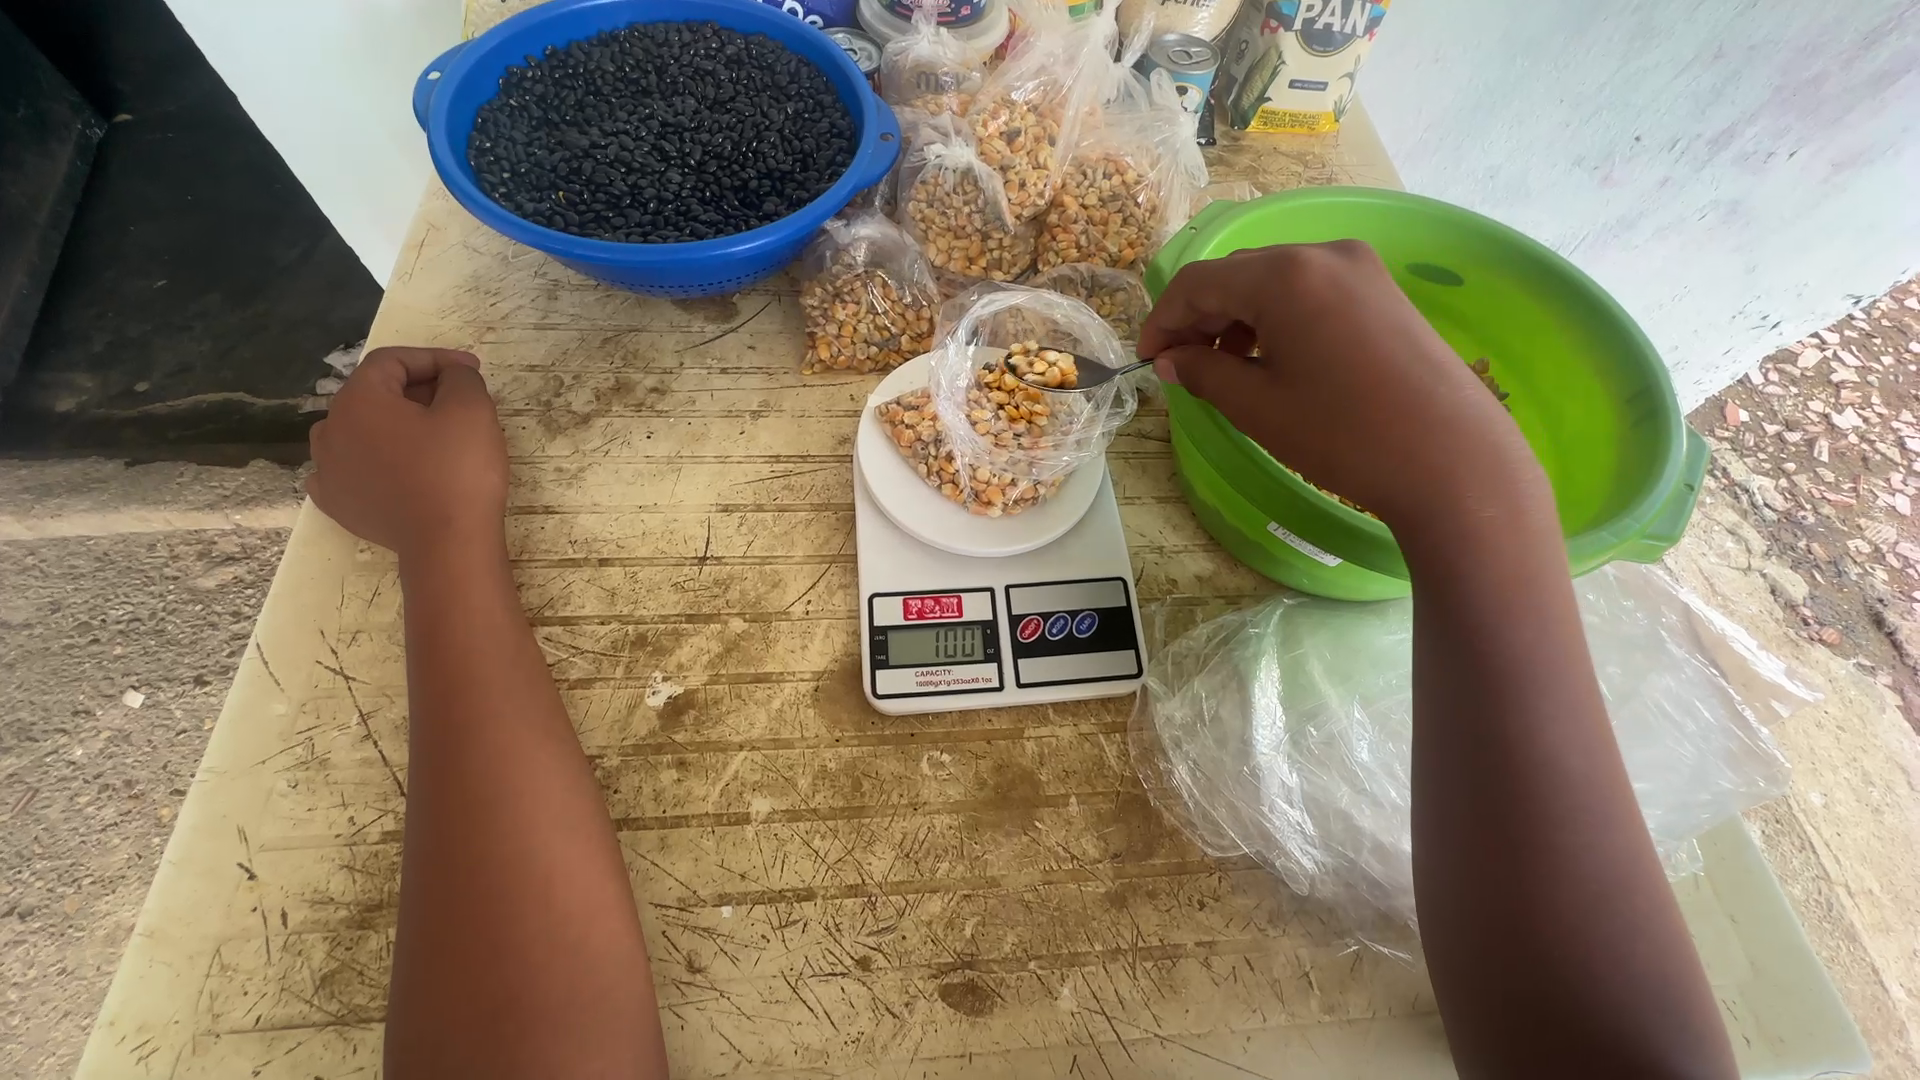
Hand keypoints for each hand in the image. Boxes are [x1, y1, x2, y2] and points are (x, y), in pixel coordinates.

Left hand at [306, 347, 508, 560]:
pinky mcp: (338, 502)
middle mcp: (330, 429)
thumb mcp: (473, 411)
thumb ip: (461, 379)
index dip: (435, 358)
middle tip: (460, 403)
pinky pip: (352, 468)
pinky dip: (376, 460)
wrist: (447, 543)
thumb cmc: (458, 471)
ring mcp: (328, 469)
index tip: (472, 369)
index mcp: (359, 400)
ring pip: (361, 431)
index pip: (392, 361)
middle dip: (418, 391)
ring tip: (430, 437)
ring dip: (395, 425)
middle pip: (375, 394)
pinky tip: (396, 468)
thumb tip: (453, 374)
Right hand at [1140, 241, 1545, 530]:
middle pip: (1237, 274)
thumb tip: (1171, 359)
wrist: (1451, 459)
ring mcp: (1360, 269)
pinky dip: (1276, 318)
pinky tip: (1270, 359)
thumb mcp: (1256, 405)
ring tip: (1224, 366)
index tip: (1147, 359)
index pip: (1199, 282)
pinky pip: (1309, 292)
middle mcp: (1322, 254)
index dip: (1163, 319)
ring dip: (1237, 317)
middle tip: (1180, 365)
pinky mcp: (1382, 292)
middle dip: (1199, 317)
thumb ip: (1202, 372)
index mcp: (1284, 275)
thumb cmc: (1342, 433)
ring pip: (1273, 281)